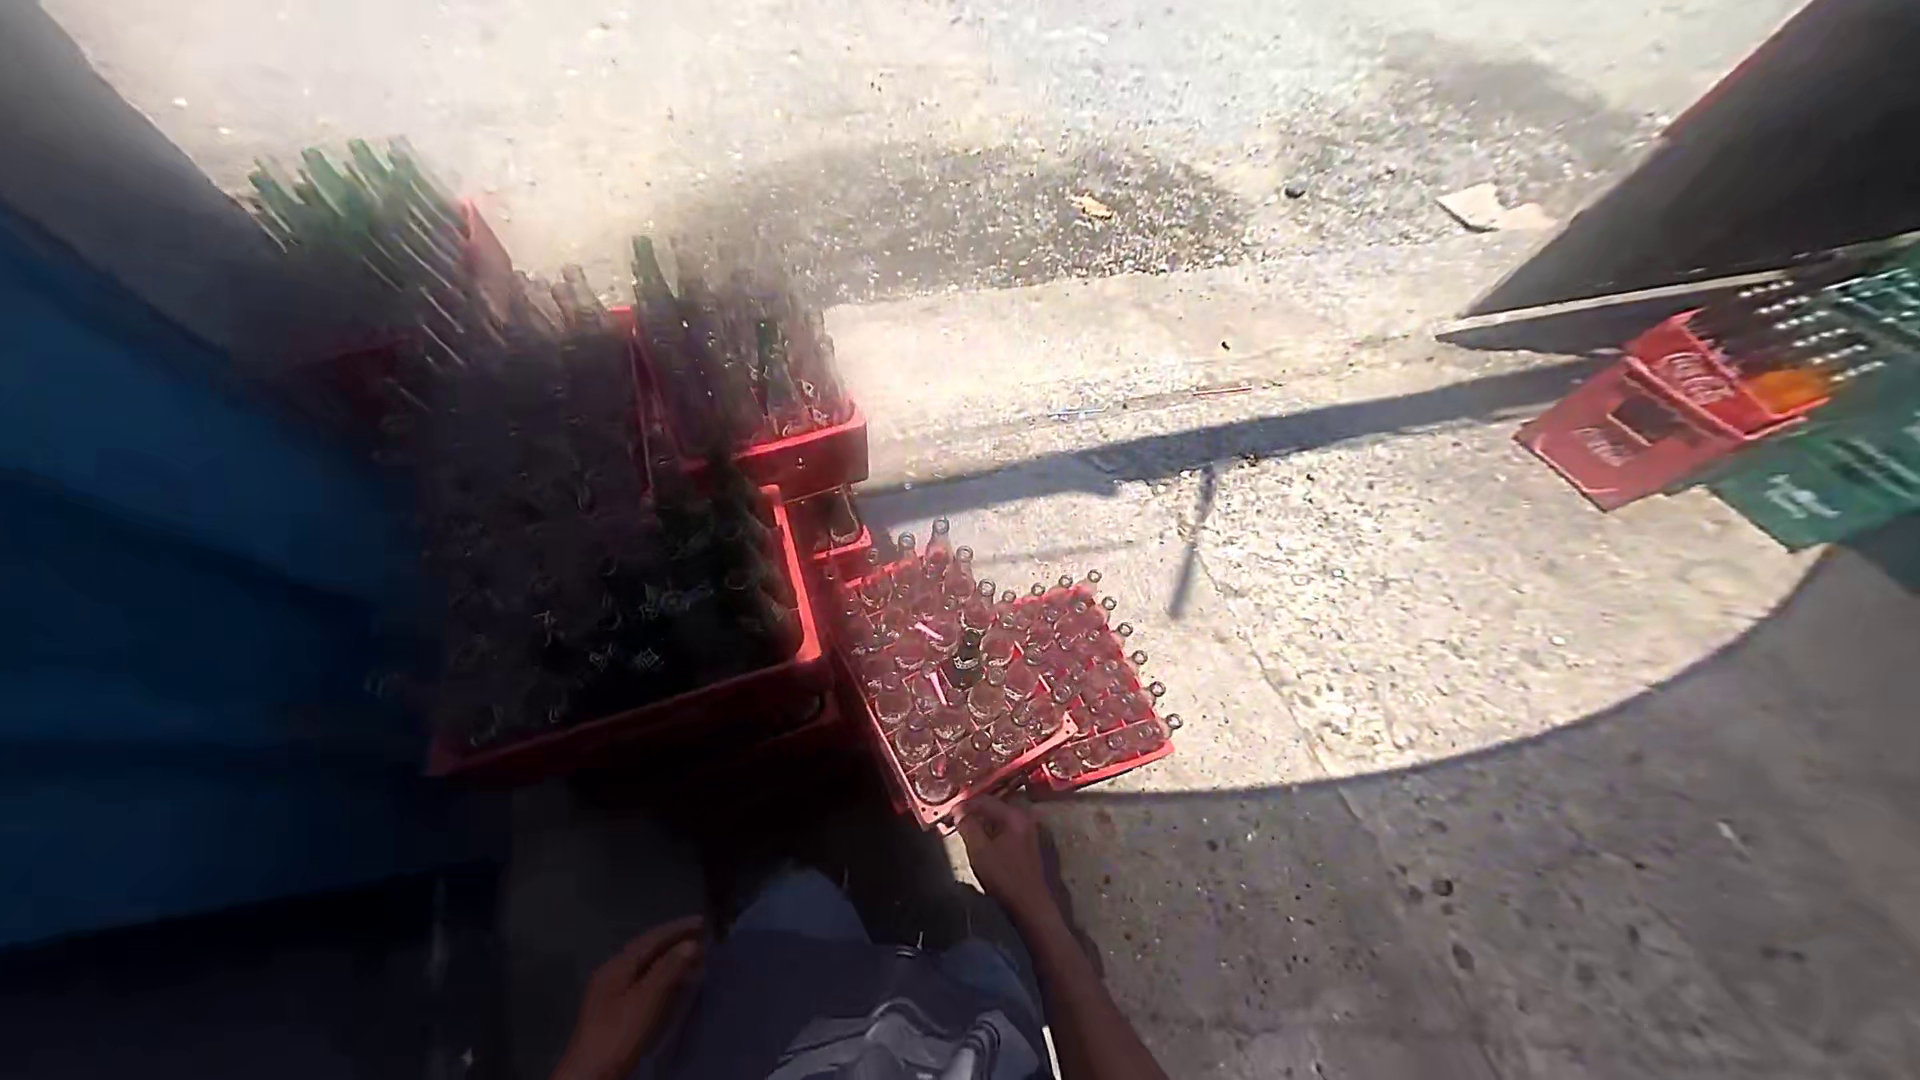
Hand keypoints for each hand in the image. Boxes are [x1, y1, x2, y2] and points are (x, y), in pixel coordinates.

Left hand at [551, 916, 705, 1079]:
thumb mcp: (647, 999)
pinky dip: (662, 974)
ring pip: (645, 966)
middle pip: (647, 949)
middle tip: (701, 935)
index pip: (652, 938)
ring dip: (670, 958)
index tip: (703, 921)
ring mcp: (610, 994)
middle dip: (674, 940)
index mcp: (616, 966)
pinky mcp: (614, 1012)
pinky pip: (643, 981)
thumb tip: (691, 943)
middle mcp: (611, 974)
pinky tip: (673, 981)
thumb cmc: (619, 1036)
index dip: (678, 928)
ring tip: (692, 955)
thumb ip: (669, 968)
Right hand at [959, 795, 1056, 922]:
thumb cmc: (1004, 877)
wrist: (1030, 905)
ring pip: (999, 817)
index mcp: (1014, 816)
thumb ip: (968, 828)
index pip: (986, 801)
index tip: (950, 810)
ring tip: (965, 827)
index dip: (966, 804)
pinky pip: (1005, 827)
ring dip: (982, 820)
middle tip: (956, 817)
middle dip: (974, 810)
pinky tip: (980, 838)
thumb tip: (959, 813)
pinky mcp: (1026, 843)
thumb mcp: (980, 851)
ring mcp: (1027, 830)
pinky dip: (991, 829)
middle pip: (994, 806)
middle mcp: (1023, 818)